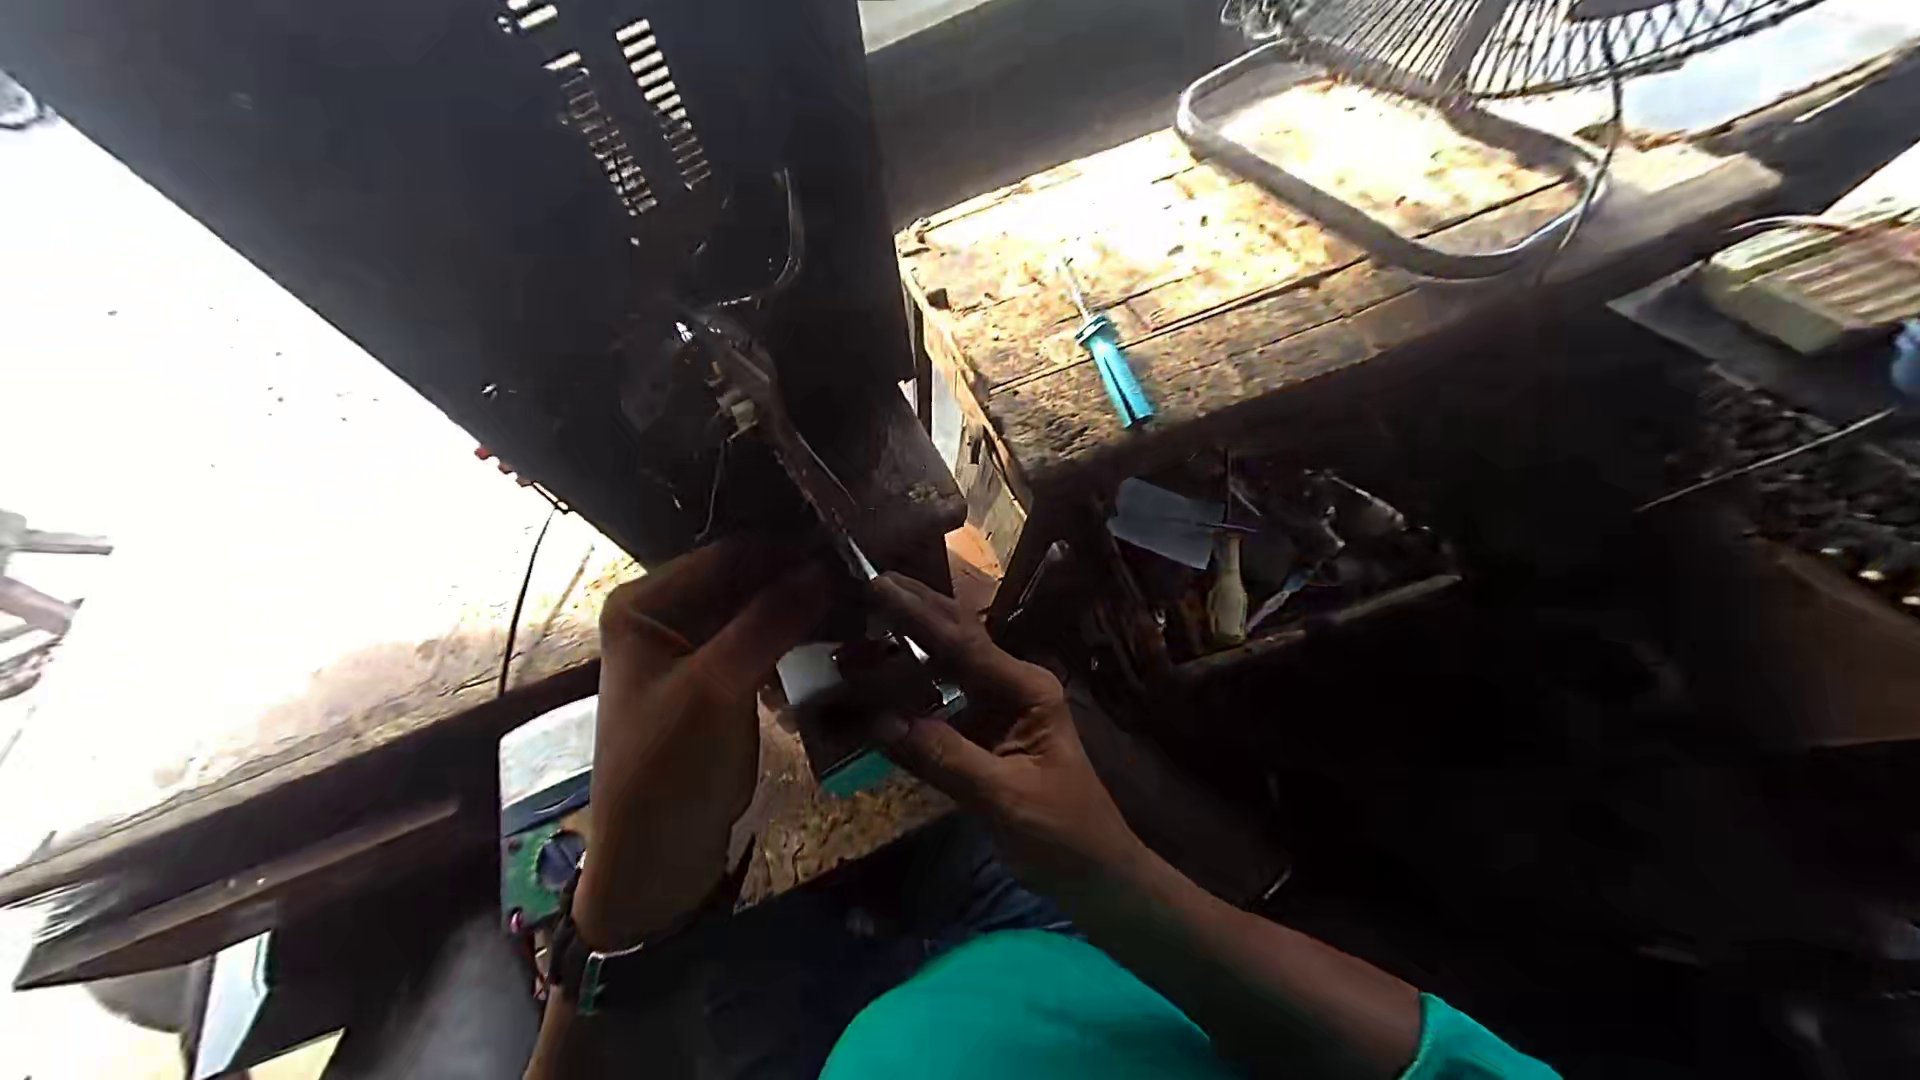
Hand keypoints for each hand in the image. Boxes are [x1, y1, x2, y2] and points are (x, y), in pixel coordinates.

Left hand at [574, 543, 827, 947]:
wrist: (662, 856)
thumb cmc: (668, 768)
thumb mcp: (715, 689)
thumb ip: (769, 622)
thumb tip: (826, 567)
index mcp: (645, 603)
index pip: (727, 557)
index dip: (787, 553)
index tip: (848, 554)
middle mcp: (671, 612)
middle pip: (749, 579)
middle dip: (801, 580)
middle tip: (864, 579)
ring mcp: (702, 642)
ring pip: (766, 607)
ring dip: (808, 607)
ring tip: (863, 603)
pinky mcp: (730, 671)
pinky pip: (772, 637)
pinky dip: (803, 634)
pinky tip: (844, 632)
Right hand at [871, 572, 1146, 898]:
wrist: (1094, 872)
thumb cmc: (1062, 832)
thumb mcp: (1004, 798)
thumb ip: (943, 757)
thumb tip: (877, 720)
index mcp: (1027, 688)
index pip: (964, 644)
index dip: (918, 615)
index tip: (877, 586)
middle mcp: (1012, 684)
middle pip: (957, 637)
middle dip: (915, 608)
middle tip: (868, 580)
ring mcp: (997, 705)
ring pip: (947, 662)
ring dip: (909, 640)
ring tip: (866, 616)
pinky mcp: (983, 729)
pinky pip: (940, 698)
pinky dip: (910, 685)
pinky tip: (882, 675)